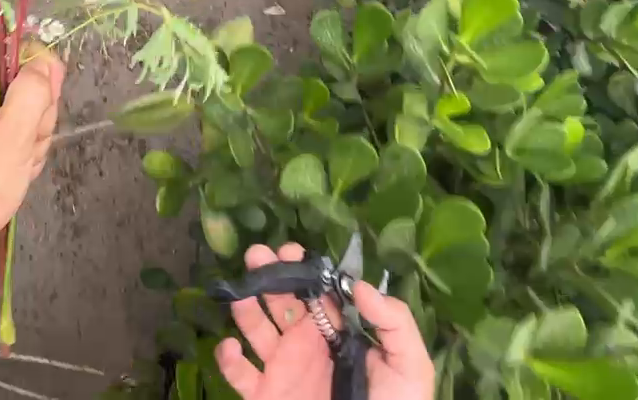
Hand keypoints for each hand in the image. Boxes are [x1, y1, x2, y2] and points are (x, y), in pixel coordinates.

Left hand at [0, 49, 65, 272]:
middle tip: (23, 148)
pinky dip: (25, 161)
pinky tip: (15, 177)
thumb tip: (46, 61)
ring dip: (34, 146)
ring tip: (17, 167)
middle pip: (33, 94)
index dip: (43, 89)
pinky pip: (22, 144)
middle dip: (38, 124)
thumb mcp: (16, 131)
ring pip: (32, 122)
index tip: (35, 118)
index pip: (30, 64)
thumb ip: (34, 90)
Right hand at [215, 243, 434, 399]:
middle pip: (281, 299)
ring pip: (255, 327)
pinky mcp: (263, 396)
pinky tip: (231, 347)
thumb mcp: (411, 372)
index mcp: (338, 335)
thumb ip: (395, 324)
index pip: (316, 291)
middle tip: (259, 255)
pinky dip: (227, 358)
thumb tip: (356, 284)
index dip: (302, 268)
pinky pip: (238, 374)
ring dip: (244, 305)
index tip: (291, 251)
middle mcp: (307, 345)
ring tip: (241, 291)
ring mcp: (283, 370)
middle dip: (268, 273)